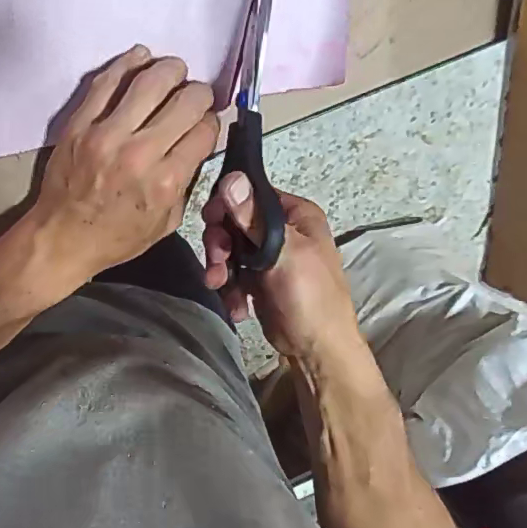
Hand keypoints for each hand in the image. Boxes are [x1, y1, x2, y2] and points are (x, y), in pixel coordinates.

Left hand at [16, 45, 218, 285]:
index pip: (204, 130)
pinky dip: (128, 62)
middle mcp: (140, 153)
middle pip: (186, 100)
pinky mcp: (80, 124)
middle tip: (195, 95)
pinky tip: (141, 56)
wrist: (62, 237)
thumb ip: (186, 181)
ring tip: (175, 70)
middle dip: (199, 93)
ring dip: (171, 69)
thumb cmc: (117, 236)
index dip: (211, 121)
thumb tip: (198, 141)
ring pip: (150, 81)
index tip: (205, 121)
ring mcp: (106, 135)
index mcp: (165, 181)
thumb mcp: (167, 222)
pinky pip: (107, 81)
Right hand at [202, 174, 360, 362]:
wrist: (315, 349)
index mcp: (296, 214)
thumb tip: (232, 178)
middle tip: (217, 264)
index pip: (250, 195)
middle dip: (220, 245)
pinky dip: (229, 288)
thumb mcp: (282, 252)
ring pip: (229, 249)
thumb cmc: (308, 296)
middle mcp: (283, 230)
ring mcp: (270, 256)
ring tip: (222, 288)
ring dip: (221, 269)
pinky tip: (237, 305)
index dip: (226, 207)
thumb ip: (254, 217)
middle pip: (234, 223)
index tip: (211, 223)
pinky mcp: (259, 279)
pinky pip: (232, 273)